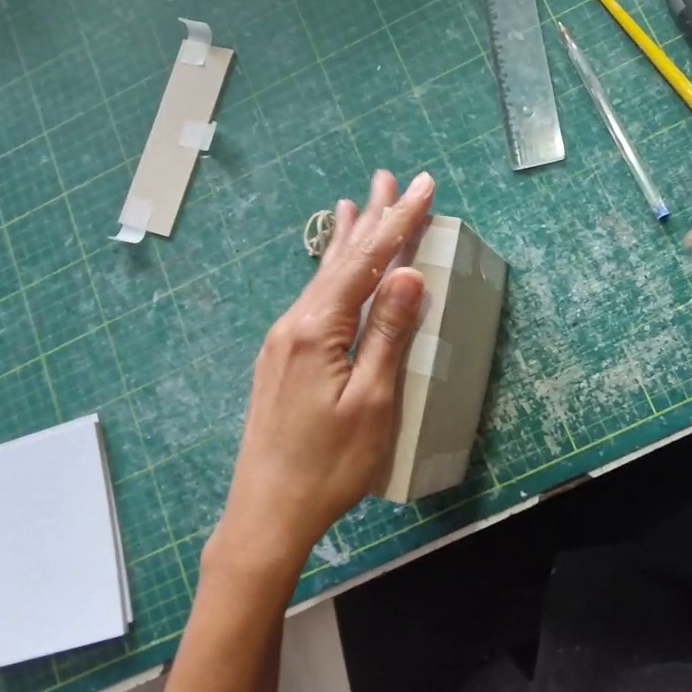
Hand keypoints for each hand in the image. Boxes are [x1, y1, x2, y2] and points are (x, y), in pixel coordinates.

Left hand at [213, 170, 436, 575]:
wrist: (267, 514)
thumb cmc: (329, 466)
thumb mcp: (371, 402)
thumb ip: (388, 334)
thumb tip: (407, 274)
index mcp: (317, 330)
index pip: (367, 262)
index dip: (399, 223)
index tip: (424, 187)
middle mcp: (294, 325)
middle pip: (341, 259)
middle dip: (372, 218)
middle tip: (391, 177)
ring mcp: (283, 342)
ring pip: (324, 277)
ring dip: (348, 239)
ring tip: (357, 202)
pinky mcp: (282, 360)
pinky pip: (314, 299)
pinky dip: (331, 272)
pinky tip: (329, 267)